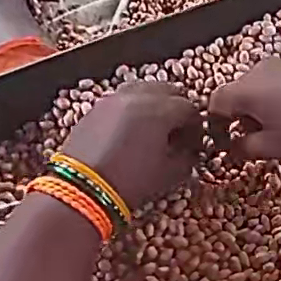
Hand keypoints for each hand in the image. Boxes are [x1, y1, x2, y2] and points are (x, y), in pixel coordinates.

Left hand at [59, 82, 204, 209]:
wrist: (83, 190)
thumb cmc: (130, 182)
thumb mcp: (169, 174)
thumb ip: (187, 157)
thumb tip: (190, 150)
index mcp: (160, 109)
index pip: (189, 108)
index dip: (196, 126)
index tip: (196, 142)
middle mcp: (137, 96)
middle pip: (168, 90)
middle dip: (177, 109)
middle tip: (179, 132)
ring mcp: (113, 99)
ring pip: (143, 90)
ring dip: (155, 105)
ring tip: (155, 131)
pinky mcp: (95, 109)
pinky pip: (122, 100)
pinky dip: (133, 110)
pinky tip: (133, 133)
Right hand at [205, 59, 280, 161]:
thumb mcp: (270, 147)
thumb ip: (241, 148)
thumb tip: (231, 147)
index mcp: (244, 90)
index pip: (214, 103)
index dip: (214, 124)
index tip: (223, 142)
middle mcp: (256, 71)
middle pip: (234, 94)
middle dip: (237, 117)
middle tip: (253, 141)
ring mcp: (278, 65)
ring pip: (254, 88)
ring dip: (256, 109)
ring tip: (277, 131)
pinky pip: (272, 83)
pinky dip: (273, 100)